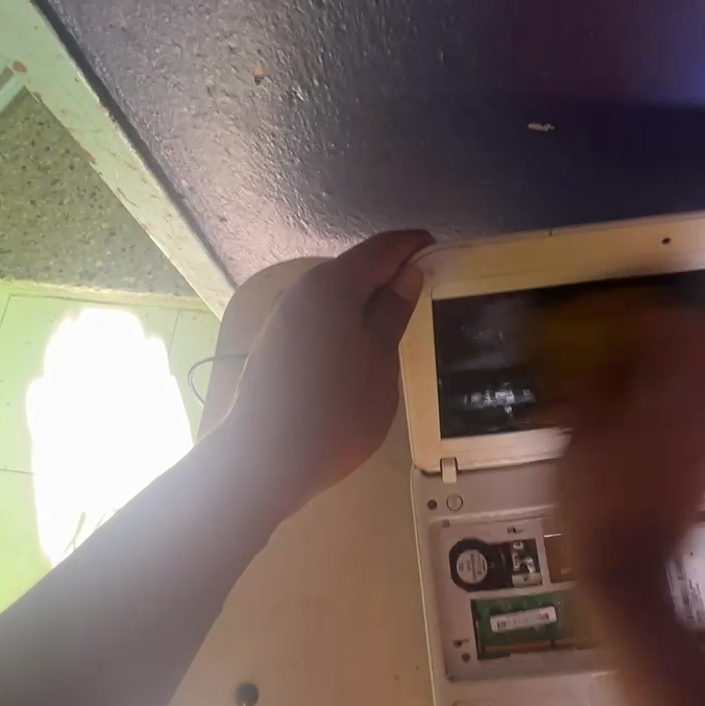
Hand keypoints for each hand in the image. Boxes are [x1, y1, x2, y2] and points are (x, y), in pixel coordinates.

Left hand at [225, 230, 434, 510]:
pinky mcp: (276, 344)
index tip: (439, 251)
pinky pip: (320, 316)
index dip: (412, 245)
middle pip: (355, 268)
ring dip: (368, 298)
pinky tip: (361, 344)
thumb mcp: (380, 358)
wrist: (265, 459)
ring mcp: (284, 317)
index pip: (381, 248)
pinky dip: (346, 318)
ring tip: (400, 319)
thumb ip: (394, 311)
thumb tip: (407, 274)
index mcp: (333, 285)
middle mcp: (303, 290)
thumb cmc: (336, 409)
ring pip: (336, 294)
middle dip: (391, 272)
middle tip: (427, 290)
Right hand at [555, 309, 704, 589]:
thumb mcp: (578, 441)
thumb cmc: (596, 504)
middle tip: (670, 331)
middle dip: (703, 335)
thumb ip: (591, 392)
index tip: (648, 315)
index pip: (690, 339)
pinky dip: (696, 401)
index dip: (671, 317)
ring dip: (702, 366)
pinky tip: (660, 415)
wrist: (627, 570)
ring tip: (663, 369)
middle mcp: (703, 423)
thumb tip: (599, 360)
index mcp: (669, 408)